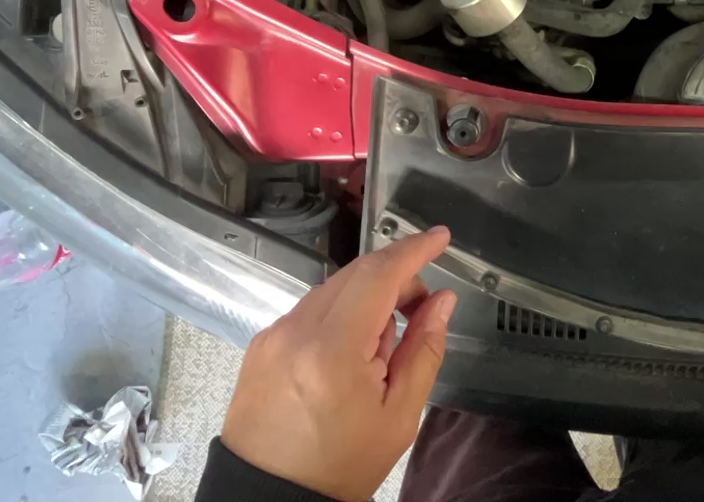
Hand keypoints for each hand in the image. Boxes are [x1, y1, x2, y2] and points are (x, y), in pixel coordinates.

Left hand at [220, 226, 457, 501]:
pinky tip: (350, 353)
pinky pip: (312, 307)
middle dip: (397, 277)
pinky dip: (341, 312)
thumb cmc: (340, 467)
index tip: (440, 236)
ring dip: (368, 296)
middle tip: (422, 307)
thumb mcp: (398, 416)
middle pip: (358, 273)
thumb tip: (442, 300)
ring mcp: (274, 335)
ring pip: (335, 287)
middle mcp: (297, 330)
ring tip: (382, 347)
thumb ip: (425, 350)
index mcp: (333, 350)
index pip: (379, 275)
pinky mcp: (261, 344)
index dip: (414, 250)